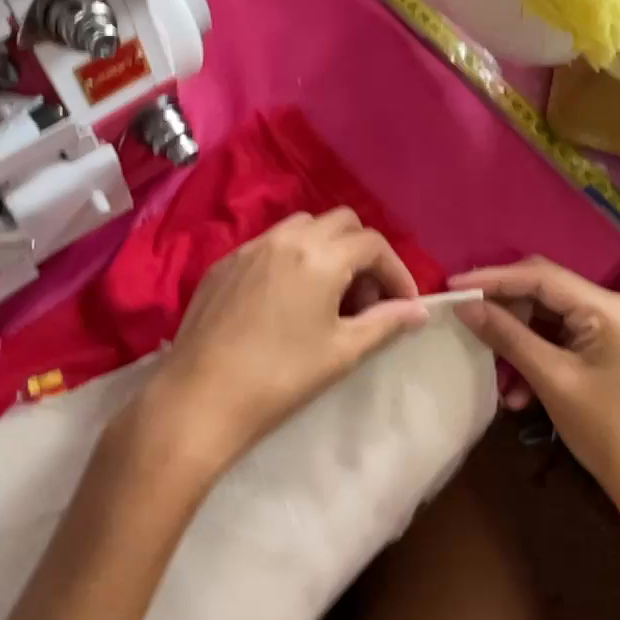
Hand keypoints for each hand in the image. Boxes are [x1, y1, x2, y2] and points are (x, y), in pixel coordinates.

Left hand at [146, 209, 432, 472]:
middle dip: (363, 252)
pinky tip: (288, 299)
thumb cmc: (280, 377)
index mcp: (320, 256)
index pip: (373, 244)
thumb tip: (419, 310)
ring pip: (303, 226)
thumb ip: (385, 323)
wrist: (201, 397)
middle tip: (367, 298)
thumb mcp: (342, 352)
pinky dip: (293, 257)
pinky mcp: (225, 262)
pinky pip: (270, 243)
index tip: (403, 305)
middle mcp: (286, 238)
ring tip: (329, 295)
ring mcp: (251, 247)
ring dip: (327, 248)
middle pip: (341, 222)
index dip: (397, 271)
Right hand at [451, 257, 619, 506]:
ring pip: (540, 316)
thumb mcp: (550, 379)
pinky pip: (549, 337)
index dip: (493, 278)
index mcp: (604, 307)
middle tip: (464, 323)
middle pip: (539, 291)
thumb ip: (507, 337)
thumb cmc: (603, 428)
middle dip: (502, 310)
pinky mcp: (593, 345)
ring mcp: (600, 325)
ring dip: (512, 342)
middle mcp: (604, 305)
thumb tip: (464, 306)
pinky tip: (517, 394)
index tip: (451, 286)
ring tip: (495, 376)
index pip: (539, 276)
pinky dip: (528, 358)